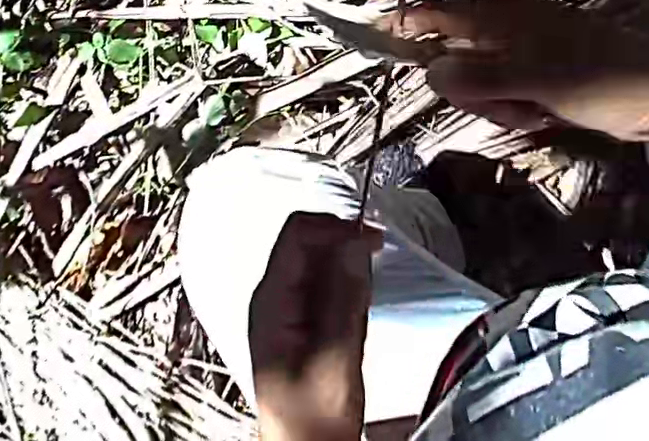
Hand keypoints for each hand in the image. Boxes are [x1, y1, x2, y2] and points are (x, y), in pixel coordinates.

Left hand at [249, 213, 380, 440]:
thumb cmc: (315, 421)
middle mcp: (274, 294)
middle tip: (376, 255)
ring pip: (317, 258)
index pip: (297, 234)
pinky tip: (357, 304)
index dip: (334, 226)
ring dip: (346, 263)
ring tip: (365, 292)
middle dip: (342, 242)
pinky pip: (322, 281)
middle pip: (306, 241)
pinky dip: (345, 282)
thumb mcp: (336, 362)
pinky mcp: (300, 317)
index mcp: (272, 299)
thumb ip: (345, 299)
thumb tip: (356, 241)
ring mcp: (286, 305)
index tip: (371, 237)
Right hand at [387, 0, 648, 172]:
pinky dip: (515, 108)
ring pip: (478, 81)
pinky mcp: (538, 72)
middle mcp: (505, 27)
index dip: (402, 23)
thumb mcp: (533, 79)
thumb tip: (427, 71)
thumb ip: (475, 76)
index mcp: (500, 14)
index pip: (436, 14)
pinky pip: (503, 92)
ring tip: (532, 111)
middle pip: (453, 56)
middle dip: (469, 88)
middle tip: (502, 105)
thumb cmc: (599, 79)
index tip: (369, 33)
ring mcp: (522, 50)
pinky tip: (542, 115)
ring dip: (496, 104)